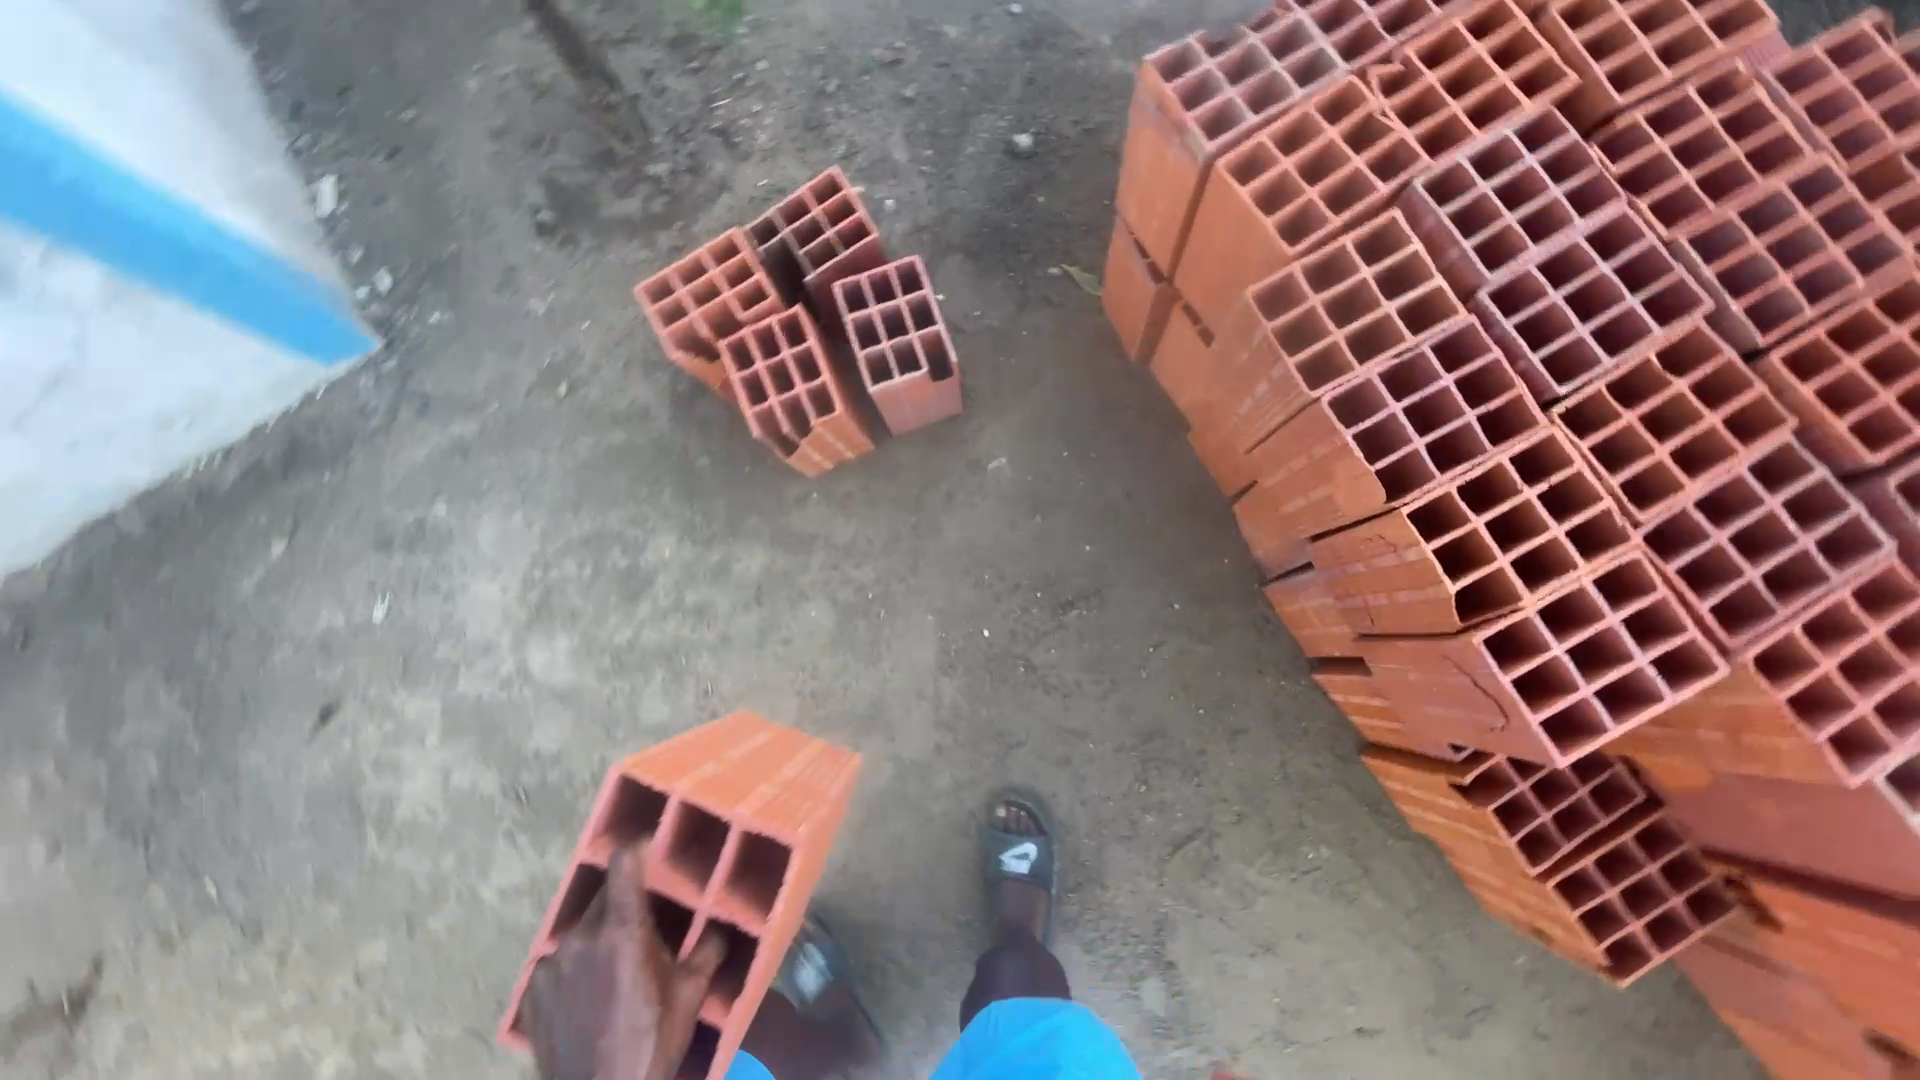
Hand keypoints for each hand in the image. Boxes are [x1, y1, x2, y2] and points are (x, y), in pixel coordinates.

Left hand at [523, 844, 726, 1079]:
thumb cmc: (651, 1043)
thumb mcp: (691, 995)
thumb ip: (707, 949)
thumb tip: (719, 925)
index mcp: (622, 930)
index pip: (624, 863)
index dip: (639, 849)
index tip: (652, 848)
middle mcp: (582, 936)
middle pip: (605, 895)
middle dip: (626, 901)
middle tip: (646, 923)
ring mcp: (551, 964)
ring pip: (583, 929)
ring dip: (601, 936)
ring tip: (617, 968)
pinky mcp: (532, 990)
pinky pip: (561, 961)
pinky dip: (577, 966)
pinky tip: (590, 995)